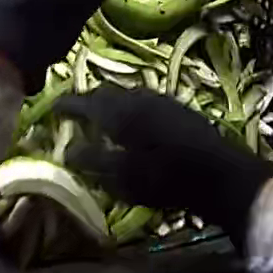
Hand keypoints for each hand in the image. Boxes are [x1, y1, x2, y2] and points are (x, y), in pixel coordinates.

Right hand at [59, 85, 272, 244]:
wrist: (220, 173)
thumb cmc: (165, 178)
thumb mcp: (123, 177)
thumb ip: (93, 161)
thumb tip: (67, 149)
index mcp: (121, 111)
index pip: (86, 101)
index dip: (68, 104)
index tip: (52, 107)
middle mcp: (140, 97)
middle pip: (107, 94)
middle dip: (89, 101)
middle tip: (75, 113)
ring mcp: (162, 100)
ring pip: (128, 95)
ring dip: (112, 104)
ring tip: (102, 118)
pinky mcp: (179, 108)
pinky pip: (145, 101)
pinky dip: (130, 109)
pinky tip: (134, 124)